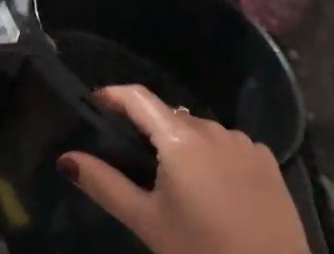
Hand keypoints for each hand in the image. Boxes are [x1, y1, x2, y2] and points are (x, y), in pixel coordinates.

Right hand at [59, 85, 308, 253]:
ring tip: (179, 188)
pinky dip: (216, 159)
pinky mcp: (267, 160)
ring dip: (185, 147)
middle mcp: (213, 127)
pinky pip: (230, 148)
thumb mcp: (147, 221)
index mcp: (180, 137)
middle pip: (171, 118)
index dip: (114, 96)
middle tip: (136, 166)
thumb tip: (66, 158)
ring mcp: (244, 142)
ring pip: (202, 133)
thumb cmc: (201, 251)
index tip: (95, 103)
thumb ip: (105, 185)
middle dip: (151, 134)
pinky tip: (216, 194)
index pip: (139, 97)